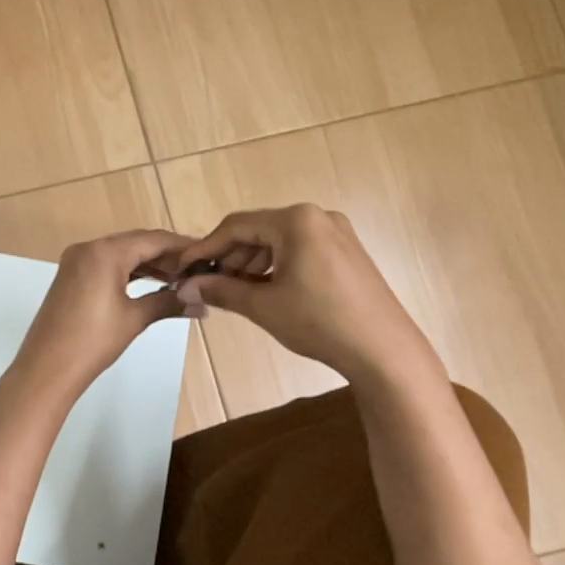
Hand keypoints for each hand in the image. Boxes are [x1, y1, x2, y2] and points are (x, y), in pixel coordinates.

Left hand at [9, 229, 191, 399]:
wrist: (46, 369)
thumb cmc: (92, 342)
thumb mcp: (134, 319)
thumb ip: (168, 302)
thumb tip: (200, 303)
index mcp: (104, 252)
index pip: (152, 240)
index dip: (182, 247)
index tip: (208, 255)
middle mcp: (88, 248)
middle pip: (136, 243)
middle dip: (167, 256)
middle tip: (198, 269)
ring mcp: (76, 262)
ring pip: (121, 254)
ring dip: (149, 264)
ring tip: (181, 279)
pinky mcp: (70, 277)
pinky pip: (106, 265)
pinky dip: (130, 272)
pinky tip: (153, 283)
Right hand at [174, 205, 436, 382]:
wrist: (382, 348)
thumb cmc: (318, 321)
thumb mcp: (262, 305)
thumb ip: (221, 290)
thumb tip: (186, 286)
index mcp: (295, 220)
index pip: (236, 226)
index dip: (205, 247)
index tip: (182, 269)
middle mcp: (317, 216)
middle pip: (258, 230)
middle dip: (230, 257)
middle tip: (208, 285)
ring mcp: (336, 232)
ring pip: (278, 241)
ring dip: (251, 264)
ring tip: (234, 292)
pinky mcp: (347, 251)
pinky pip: (299, 250)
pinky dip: (276, 266)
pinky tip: (265, 291)